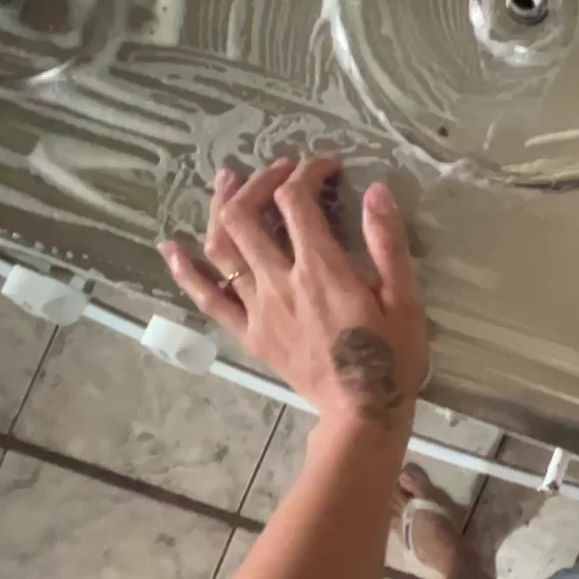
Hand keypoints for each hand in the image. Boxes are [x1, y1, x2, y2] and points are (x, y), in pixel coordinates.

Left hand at [159, 155, 428, 434]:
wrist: (363, 412)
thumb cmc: (394, 357)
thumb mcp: (407, 300)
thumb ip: (388, 244)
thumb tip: (375, 191)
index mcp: (322, 270)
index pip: (297, 203)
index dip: (307, 173)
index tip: (326, 166)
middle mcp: (280, 282)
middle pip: (248, 216)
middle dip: (259, 181)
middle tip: (279, 170)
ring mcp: (258, 308)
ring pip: (221, 247)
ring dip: (220, 208)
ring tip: (227, 182)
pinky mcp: (249, 332)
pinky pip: (207, 298)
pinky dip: (185, 270)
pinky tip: (171, 248)